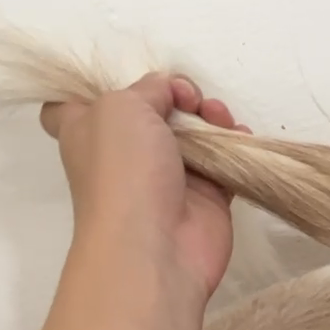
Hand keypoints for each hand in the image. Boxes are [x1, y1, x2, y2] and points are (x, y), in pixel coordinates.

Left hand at [39, 73, 250, 301]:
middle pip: (153, 112)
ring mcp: (168, 177)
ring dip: (209, 118)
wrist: (156, 245)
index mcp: (88, 128)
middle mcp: (126, 152)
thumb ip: (150, 88)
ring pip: (192, 136)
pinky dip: (233, 148)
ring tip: (221, 116)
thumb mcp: (124, 105)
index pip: (88, 100)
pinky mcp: (206, 199)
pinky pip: (222, 165)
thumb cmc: (124, 170)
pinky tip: (242, 136)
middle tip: (191, 99)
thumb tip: (171, 90)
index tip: (140, 84)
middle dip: (177, 96)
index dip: (113, 84)